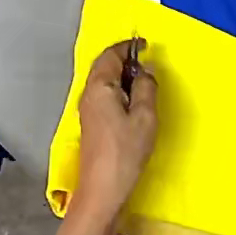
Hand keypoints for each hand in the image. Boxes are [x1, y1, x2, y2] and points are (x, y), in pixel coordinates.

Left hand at [72, 38, 158, 225]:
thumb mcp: (145, 116)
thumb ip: (147, 87)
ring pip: (104, 81)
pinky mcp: (92, 123)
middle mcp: (88, 95)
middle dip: (124, 59)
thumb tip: (146, 70)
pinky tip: (135, 101)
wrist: (103, 189)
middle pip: (103, 66)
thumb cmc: (125, 151)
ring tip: (146, 81)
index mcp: (99, 88)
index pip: (110, 56)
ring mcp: (87, 110)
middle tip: (148, 63)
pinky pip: (105, 95)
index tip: (145, 45)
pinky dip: (120, 89)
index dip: (128, 47)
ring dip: (123, 75)